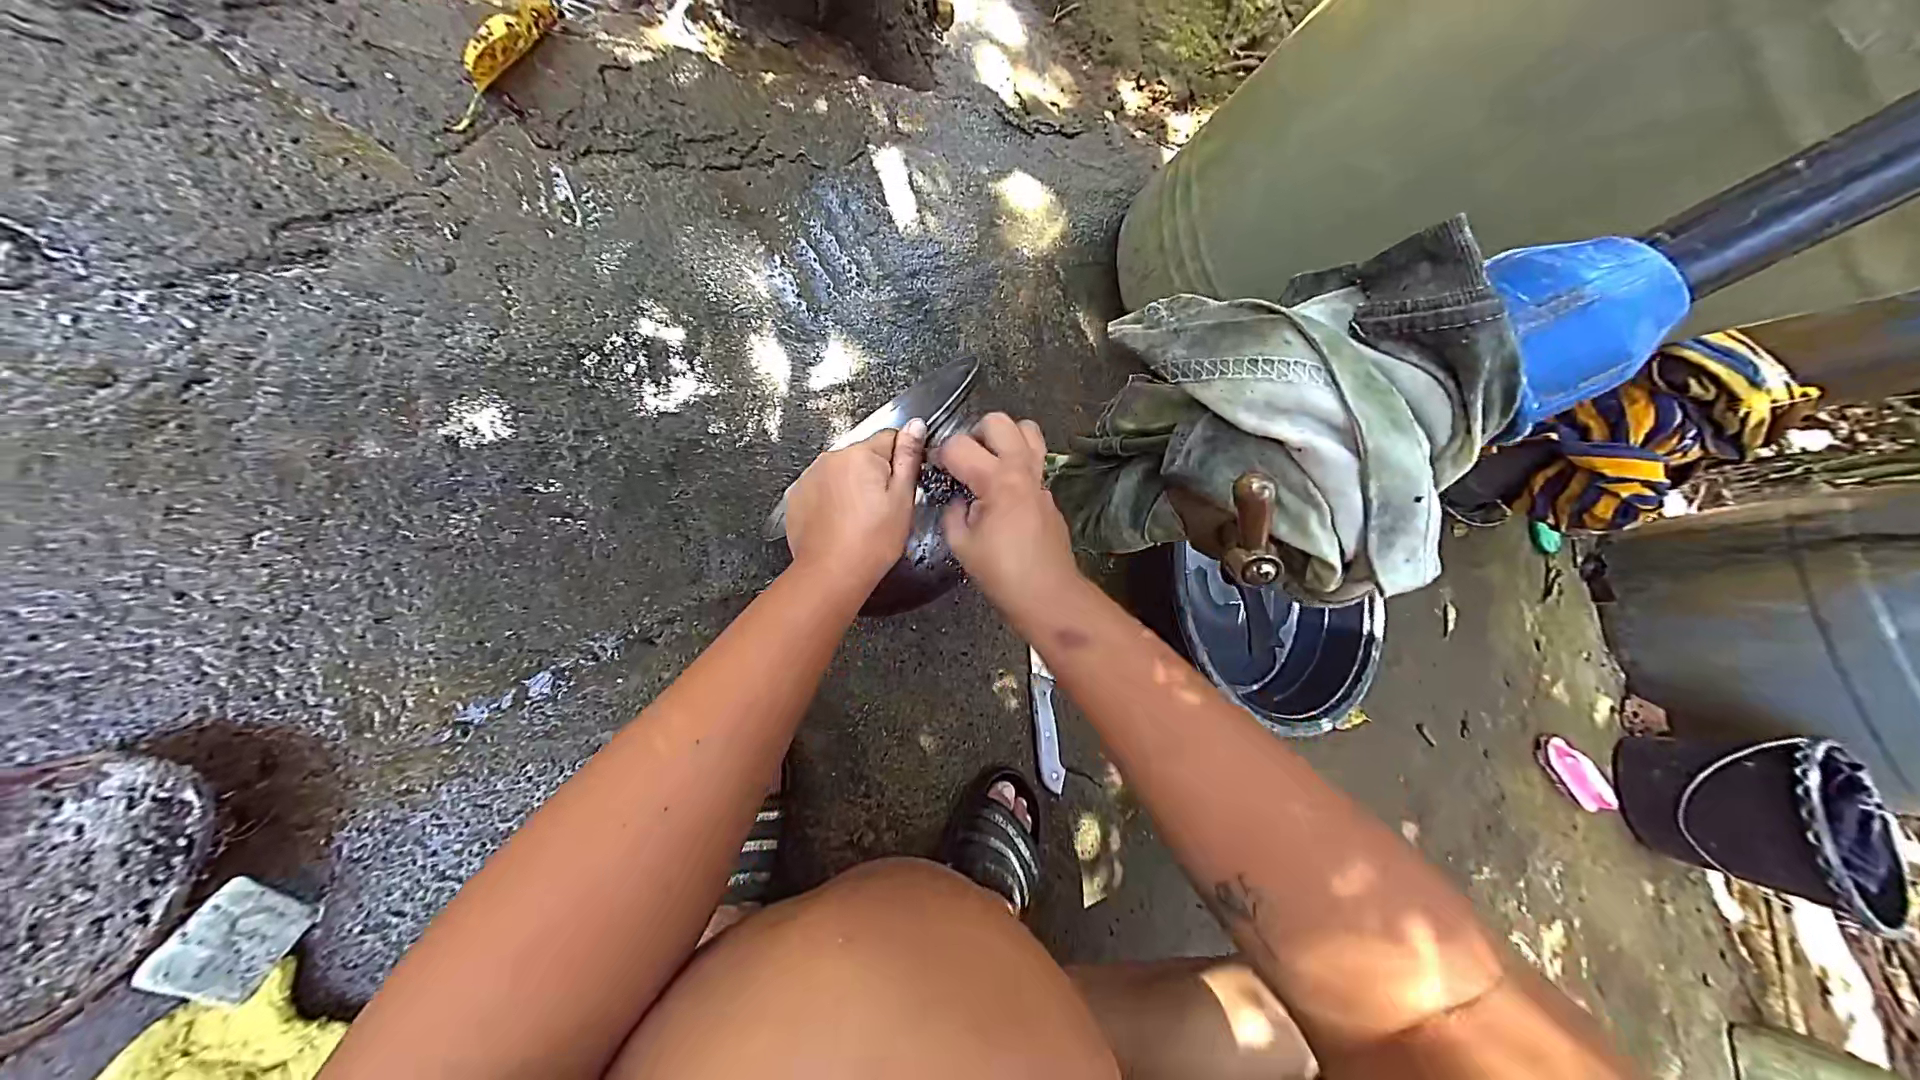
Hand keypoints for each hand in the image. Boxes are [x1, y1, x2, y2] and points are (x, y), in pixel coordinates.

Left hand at [785, 419, 927, 589]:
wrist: (831, 574)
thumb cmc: (870, 542)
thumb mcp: (902, 499)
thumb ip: (909, 457)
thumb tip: (916, 426)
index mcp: (859, 454)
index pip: (890, 438)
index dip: (902, 463)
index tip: (901, 487)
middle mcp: (830, 458)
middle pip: (864, 456)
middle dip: (876, 476)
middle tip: (883, 509)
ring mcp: (810, 477)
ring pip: (843, 473)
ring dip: (853, 488)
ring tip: (861, 520)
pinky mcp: (798, 496)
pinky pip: (823, 490)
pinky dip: (834, 502)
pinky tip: (842, 524)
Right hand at [936, 413, 1081, 617]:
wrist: (1047, 594)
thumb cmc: (1003, 574)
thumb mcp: (961, 544)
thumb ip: (954, 512)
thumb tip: (958, 500)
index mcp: (997, 480)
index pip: (959, 445)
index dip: (940, 453)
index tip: (936, 467)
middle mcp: (1022, 470)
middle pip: (998, 421)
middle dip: (974, 434)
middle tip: (965, 460)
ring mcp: (1041, 480)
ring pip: (1027, 431)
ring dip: (1004, 439)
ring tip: (989, 463)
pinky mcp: (1049, 493)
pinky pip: (1034, 461)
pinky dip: (1017, 464)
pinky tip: (1004, 492)